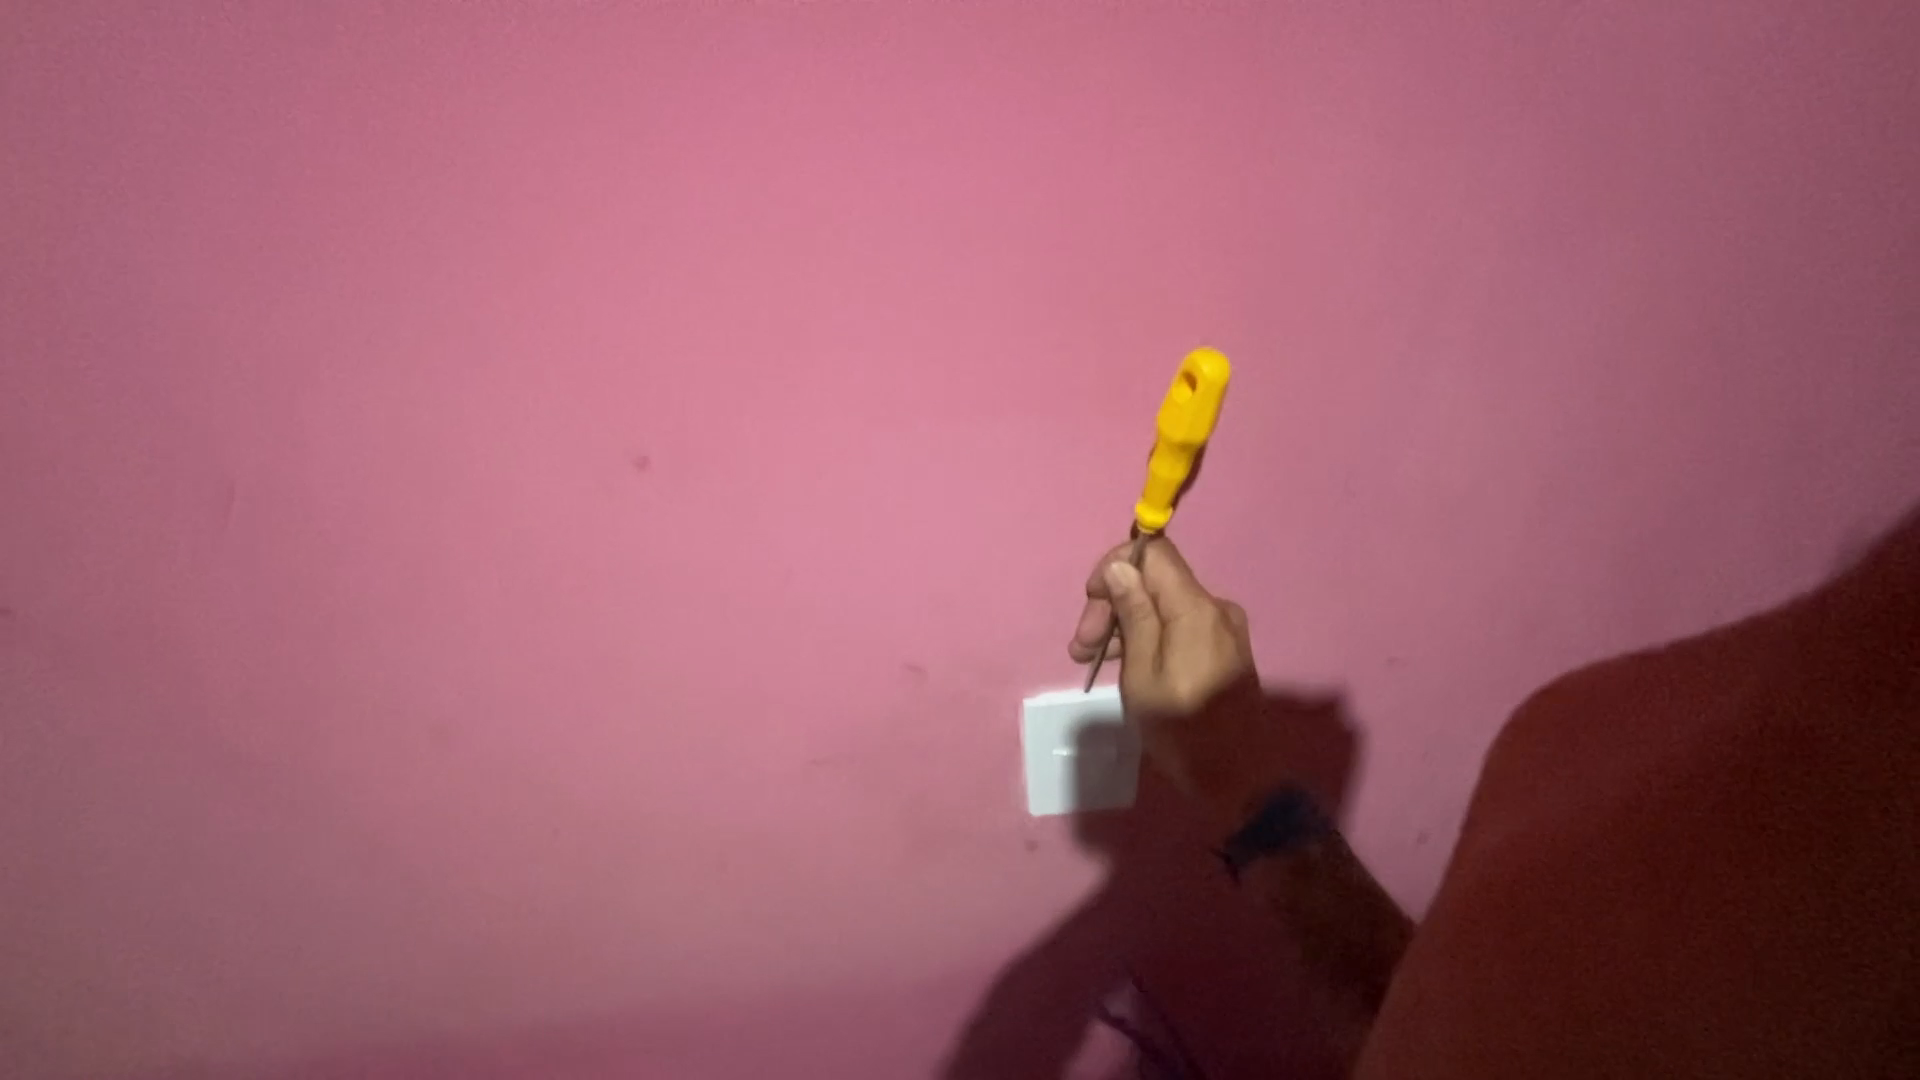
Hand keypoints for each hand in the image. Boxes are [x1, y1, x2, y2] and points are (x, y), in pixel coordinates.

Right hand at [1070, 537, 1277, 815]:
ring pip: (1162, 605)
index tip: (1090, 601)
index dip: (1115, 565)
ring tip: (1092, 661)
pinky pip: (1177, 625)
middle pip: (1154, 580)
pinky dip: (1148, 637)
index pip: (1153, 552)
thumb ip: (1133, 615)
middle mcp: (1214, 608)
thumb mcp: (1143, 675)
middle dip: (1112, 603)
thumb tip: (1118, 566)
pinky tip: (1124, 665)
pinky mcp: (1222, 649)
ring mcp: (1221, 629)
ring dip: (1125, 624)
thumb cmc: (1184, 732)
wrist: (1241, 781)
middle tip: (1082, 647)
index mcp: (1195, 609)